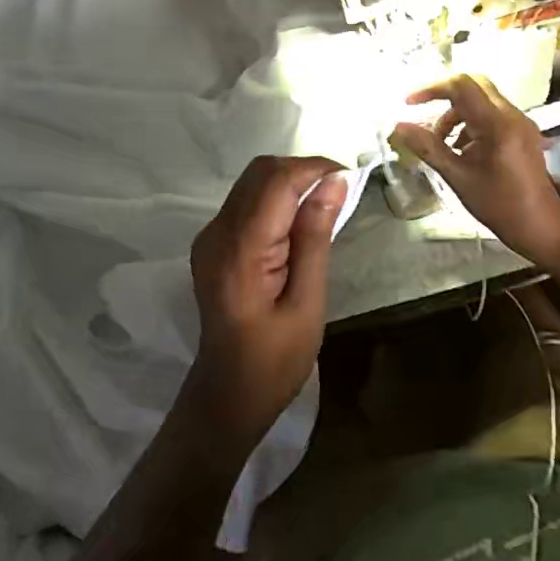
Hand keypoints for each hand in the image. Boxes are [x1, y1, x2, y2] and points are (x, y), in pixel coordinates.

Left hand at [184, 155, 347, 446]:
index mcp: (239, 251)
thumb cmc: (276, 359)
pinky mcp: (211, 242)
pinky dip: (275, 198)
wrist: (229, 392)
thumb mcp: (308, 303)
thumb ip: (315, 238)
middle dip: (302, 170)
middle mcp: (216, 233)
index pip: (275, 182)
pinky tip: (298, 223)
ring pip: (251, 182)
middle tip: (339, 192)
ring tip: (324, 205)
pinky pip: (245, 201)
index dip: (314, 168)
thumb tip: (334, 182)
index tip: (350, 177)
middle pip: (259, 173)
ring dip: (289, 182)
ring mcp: (209, 236)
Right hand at [392, 75, 559, 264]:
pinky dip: (471, 122)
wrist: (541, 226)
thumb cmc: (498, 204)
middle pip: (474, 85)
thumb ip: (428, 147)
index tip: (409, 103)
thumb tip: (398, 127)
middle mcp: (512, 115)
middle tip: (423, 114)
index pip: (461, 86)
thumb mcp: (457, 176)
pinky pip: (492, 114)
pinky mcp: (523, 132)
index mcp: (497, 124)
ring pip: (482, 100)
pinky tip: (461, 150)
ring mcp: (521, 122)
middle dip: (445, 96)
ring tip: (442, 144)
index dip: (431, 89)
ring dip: (457, 113)